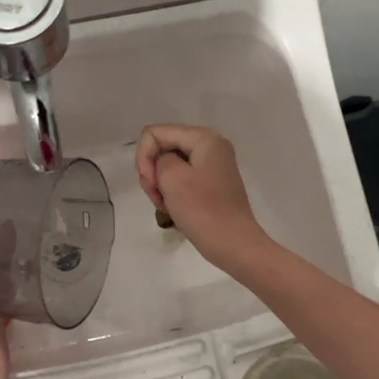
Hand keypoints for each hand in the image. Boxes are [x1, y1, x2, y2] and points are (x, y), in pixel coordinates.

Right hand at [134, 124, 274, 272]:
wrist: (234, 245)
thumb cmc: (203, 211)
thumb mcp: (172, 178)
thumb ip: (158, 158)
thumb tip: (163, 163)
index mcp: (203, 138)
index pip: (154, 133)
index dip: (144, 158)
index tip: (151, 185)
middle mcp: (210, 146)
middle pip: (162, 148)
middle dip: (152, 172)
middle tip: (157, 197)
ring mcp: (212, 166)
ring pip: (169, 166)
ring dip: (160, 186)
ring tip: (165, 207)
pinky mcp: (211, 184)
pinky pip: (181, 180)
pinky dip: (172, 193)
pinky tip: (174, 210)